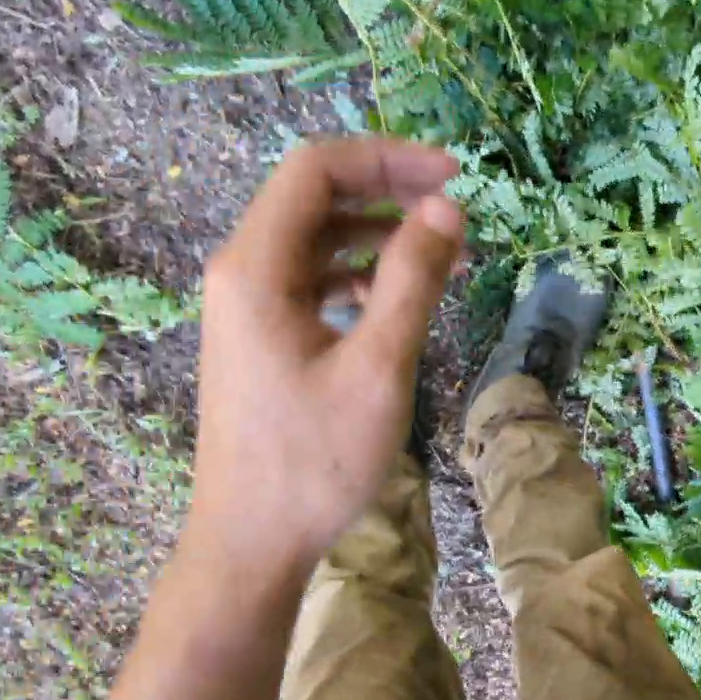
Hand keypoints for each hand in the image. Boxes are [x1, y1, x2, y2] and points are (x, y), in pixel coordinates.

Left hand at [187, 138, 463, 573]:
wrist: (255, 540)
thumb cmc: (316, 458)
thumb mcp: (378, 366)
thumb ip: (414, 280)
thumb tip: (447, 210)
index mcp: (255, 267)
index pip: (317, 170)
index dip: (388, 158)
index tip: (456, 176)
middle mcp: (241, 273)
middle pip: (315, 199)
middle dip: (390, 194)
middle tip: (459, 214)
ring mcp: (248, 308)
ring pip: (319, 241)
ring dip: (381, 237)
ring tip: (446, 259)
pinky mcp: (263, 339)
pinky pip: (315, 282)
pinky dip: (362, 276)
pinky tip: (399, 301)